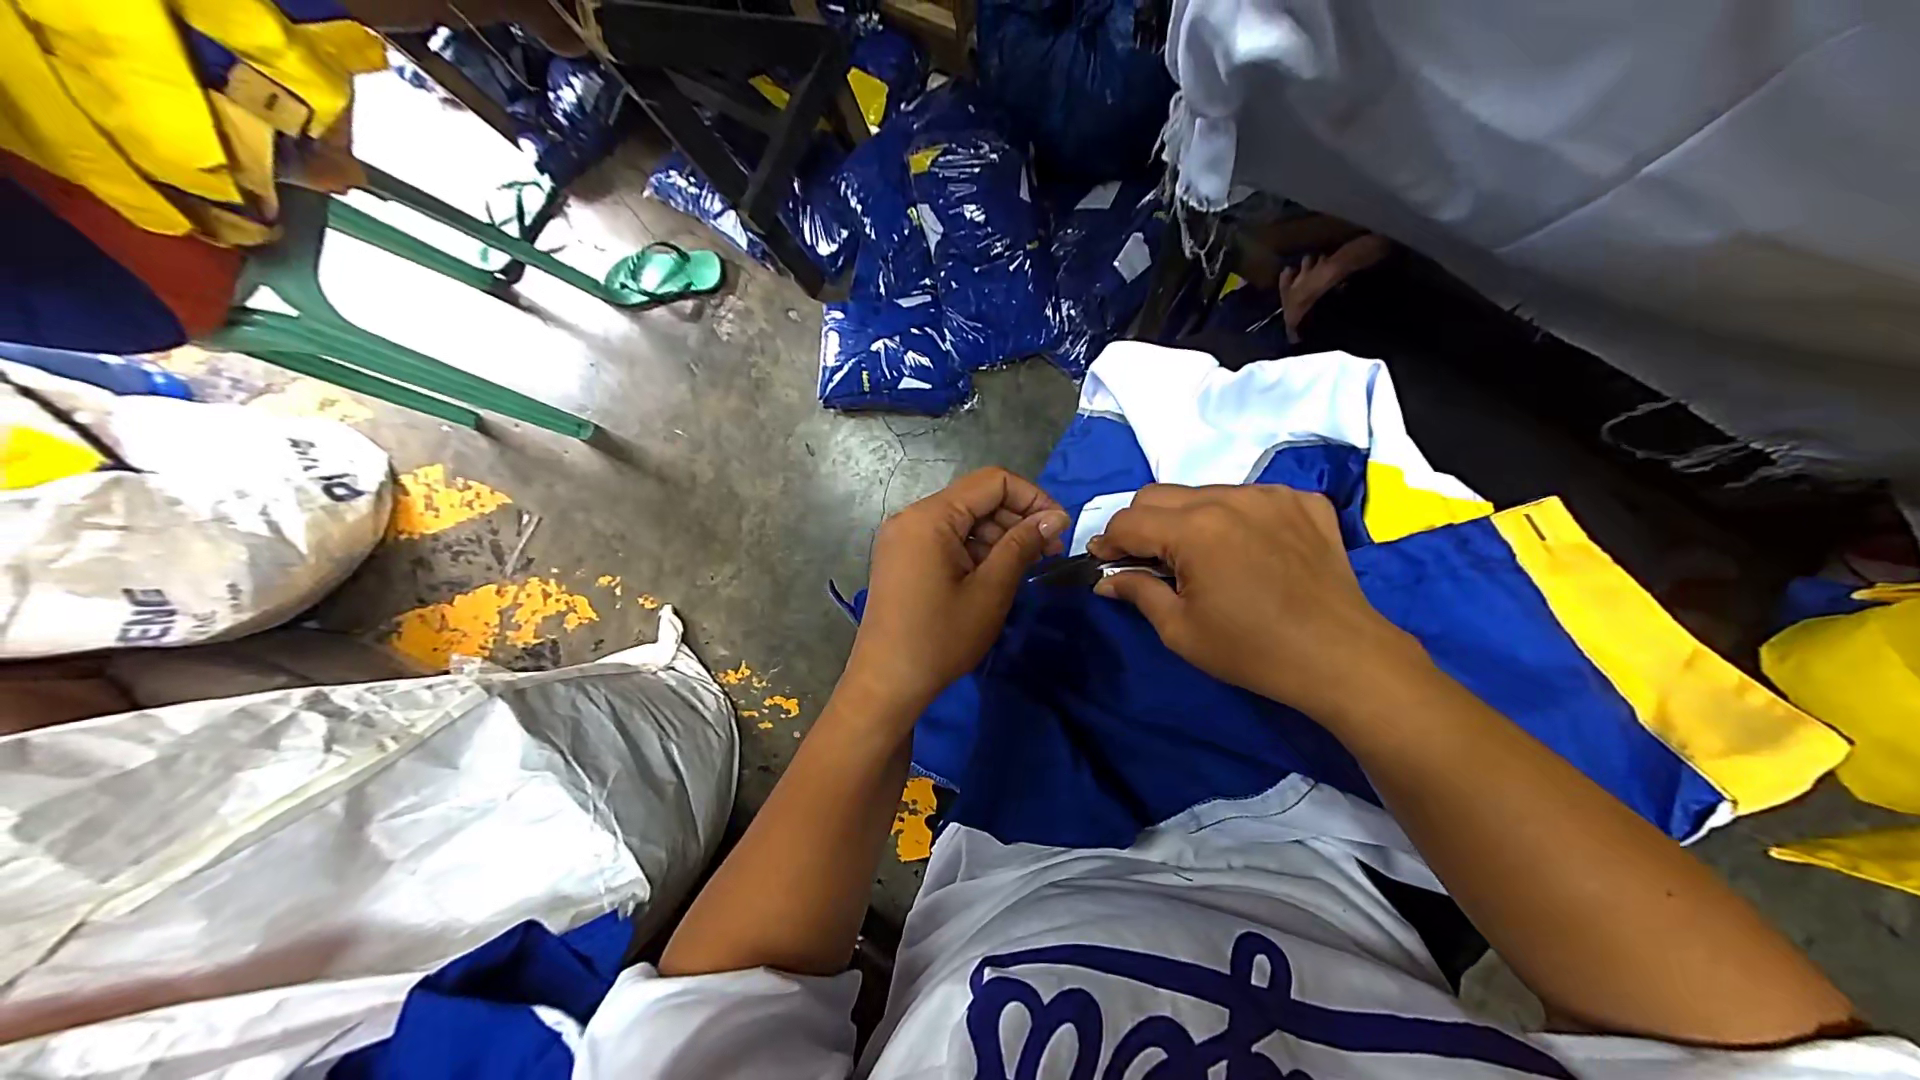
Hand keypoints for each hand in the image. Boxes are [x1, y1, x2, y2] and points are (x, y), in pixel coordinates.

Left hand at [846, 468, 1068, 713]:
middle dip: (1017, 518)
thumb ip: (1022, 545)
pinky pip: (946, 538)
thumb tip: (1055, 517)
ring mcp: (903, 537)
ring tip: (1026, 567)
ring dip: (999, 536)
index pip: (992, 481)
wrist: (887, 682)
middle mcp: (912, 517)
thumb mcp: (991, 590)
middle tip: (1048, 553)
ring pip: (963, 519)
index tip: (1059, 528)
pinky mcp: (902, 557)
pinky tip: (995, 575)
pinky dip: (975, 549)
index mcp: (930, 517)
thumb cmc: (940, 638)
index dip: (1033, 497)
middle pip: (976, 498)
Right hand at [1087, 484, 1427, 720]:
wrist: (1342, 657)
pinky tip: (1248, 550)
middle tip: (1149, 562)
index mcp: (1194, 530)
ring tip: (1202, 557)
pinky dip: (1235, 518)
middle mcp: (1230, 498)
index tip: (1107, 564)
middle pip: (1158, 495)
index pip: (1128, 520)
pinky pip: (1250, 497)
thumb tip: (1107, 580)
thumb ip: (1137, 592)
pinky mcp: (1303, 502)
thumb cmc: (1252, 650)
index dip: (1108, 543)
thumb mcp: (1180, 630)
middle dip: (1141, 525)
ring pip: (1203, 492)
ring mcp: (1271, 495)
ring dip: (1187, 519)